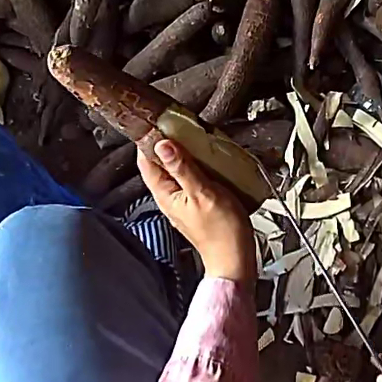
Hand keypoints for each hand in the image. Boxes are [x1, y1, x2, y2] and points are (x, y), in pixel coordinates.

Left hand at [137, 139, 256, 282]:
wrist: (236, 258)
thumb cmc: (222, 231)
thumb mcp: (202, 192)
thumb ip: (182, 168)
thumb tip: (162, 145)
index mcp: (165, 194)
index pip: (145, 161)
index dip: (149, 140)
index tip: (158, 122)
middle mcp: (170, 197)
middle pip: (160, 164)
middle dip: (167, 144)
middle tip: (179, 125)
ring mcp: (183, 201)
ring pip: (176, 170)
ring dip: (184, 154)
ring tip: (195, 139)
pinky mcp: (197, 204)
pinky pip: (191, 178)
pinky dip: (196, 166)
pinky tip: (208, 161)